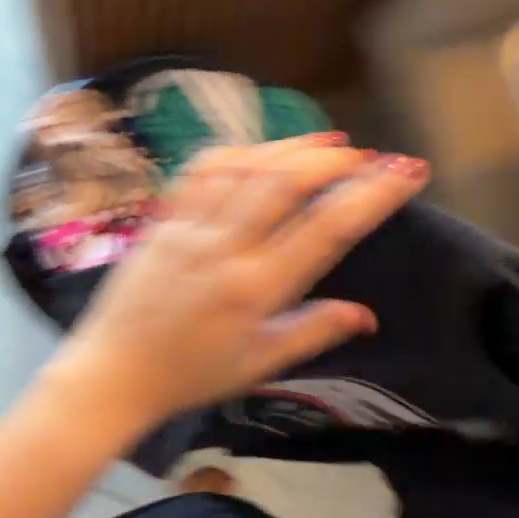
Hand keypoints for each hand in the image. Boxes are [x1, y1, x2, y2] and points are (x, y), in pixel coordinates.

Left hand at [47, 135, 428, 426]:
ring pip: (244, 168)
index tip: (405, 171)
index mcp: (255, 288)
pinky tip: (258, 151)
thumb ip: (311, 332)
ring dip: (289, 147)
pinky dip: (235, 152)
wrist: (113, 373)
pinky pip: (198, 172)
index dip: (371, 194)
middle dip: (334, 161)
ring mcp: (187, 229)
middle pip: (285, 183)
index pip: (325, 228)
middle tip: (366, 156)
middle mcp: (223, 248)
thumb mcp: (258, 365)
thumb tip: (365, 314)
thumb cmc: (189, 376)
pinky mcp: (160, 221)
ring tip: (326, 142)